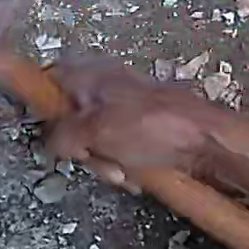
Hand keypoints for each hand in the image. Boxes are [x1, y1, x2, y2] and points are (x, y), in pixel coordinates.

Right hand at [44, 56, 218, 174]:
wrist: (207, 141)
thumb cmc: (150, 128)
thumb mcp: (93, 132)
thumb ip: (61, 137)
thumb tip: (52, 146)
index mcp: (88, 76)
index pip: (46, 81)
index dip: (41, 107)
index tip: (49, 132)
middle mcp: (101, 87)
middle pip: (67, 119)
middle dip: (80, 147)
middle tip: (95, 158)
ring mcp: (120, 108)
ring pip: (90, 139)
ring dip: (103, 160)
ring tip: (123, 171)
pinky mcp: (137, 128)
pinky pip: (114, 148)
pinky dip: (121, 162)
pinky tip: (135, 173)